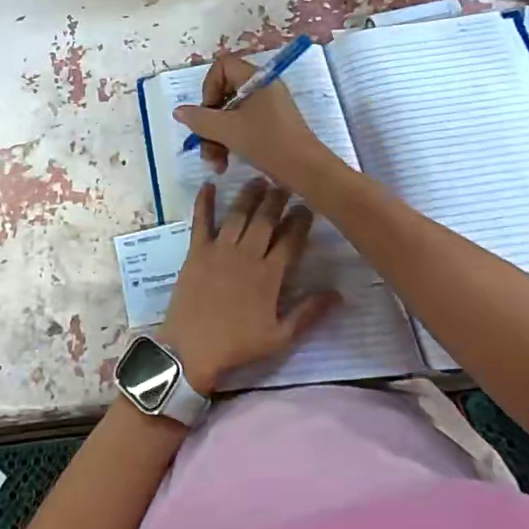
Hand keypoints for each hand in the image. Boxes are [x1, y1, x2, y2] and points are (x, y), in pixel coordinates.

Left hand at [161, 179, 340, 390]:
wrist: (190, 350)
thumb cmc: (237, 345)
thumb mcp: (280, 337)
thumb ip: (309, 313)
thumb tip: (339, 293)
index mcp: (270, 275)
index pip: (291, 239)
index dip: (301, 220)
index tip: (308, 206)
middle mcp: (247, 255)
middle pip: (266, 219)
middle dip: (278, 199)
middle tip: (285, 183)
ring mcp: (219, 250)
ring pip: (238, 214)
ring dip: (250, 194)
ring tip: (260, 178)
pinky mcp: (196, 252)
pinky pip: (201, 221)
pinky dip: (204, 202)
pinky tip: (208, 185)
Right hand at [172, 53, 333, 183]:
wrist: (305, 170)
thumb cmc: (267, 143)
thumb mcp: (228, 131)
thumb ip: (200, 119)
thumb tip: (179, 111)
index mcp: (257, 79)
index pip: (222, 67)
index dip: (208, 87)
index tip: (206, 112)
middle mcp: (263, 89)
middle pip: (224, 94)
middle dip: (209, 122)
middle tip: (204, 145)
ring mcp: (268, 109)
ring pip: (230, 115)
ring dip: (216, 138)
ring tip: (215, 163)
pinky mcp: (271, 127)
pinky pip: (242, 127)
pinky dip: (230, 143)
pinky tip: (225, 164)